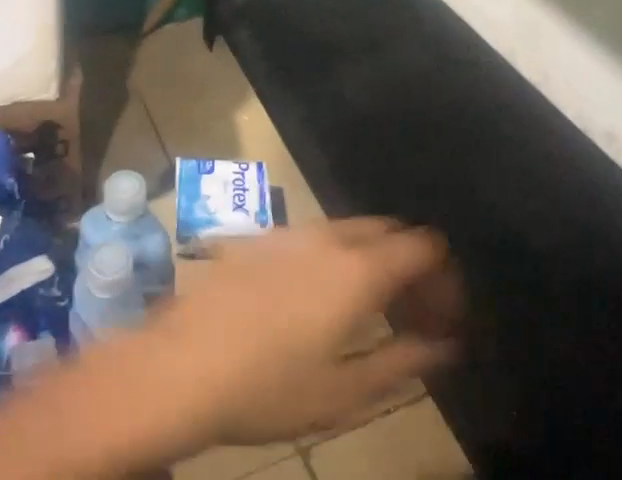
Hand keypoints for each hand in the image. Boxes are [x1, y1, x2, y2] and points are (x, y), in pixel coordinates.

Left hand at [142, 218, 462, 445]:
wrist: (176, 367)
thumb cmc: (267, 388)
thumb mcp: (344, 391)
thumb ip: (403, 361)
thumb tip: (445, 344)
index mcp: (358, 269)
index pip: (424, 245)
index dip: (445, 277)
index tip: (444, 316)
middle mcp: (325, 237)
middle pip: (388, 230)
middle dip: (410, 265)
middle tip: (411, 313)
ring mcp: (284, 233)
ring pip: (346, 230)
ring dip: (369, 259)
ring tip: (365, 310)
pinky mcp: (252, 240)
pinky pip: (308, 237)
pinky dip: (330, 257)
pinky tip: (313, 300)